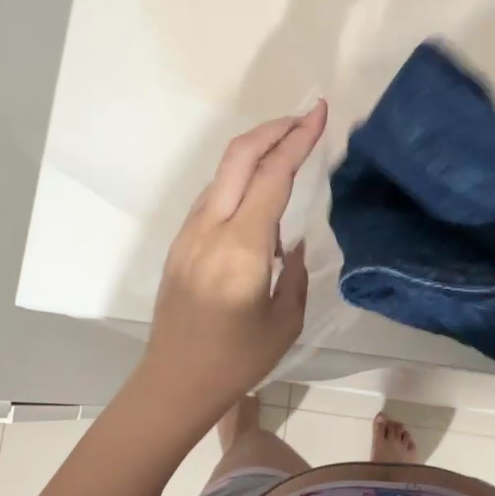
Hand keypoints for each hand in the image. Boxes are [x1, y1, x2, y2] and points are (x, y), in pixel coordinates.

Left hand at [140, 103, 326, 416]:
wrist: (175, 381)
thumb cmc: (237, 361)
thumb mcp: (285, 320)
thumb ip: (296, 272)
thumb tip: (294, 242)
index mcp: (242, 248)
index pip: (272, 176)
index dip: (298, 139)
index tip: (320, 113)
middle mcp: (211, 229)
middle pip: (239, 156)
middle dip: (274, 128)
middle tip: (305, 118)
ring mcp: (190, 234)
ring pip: (222, 173)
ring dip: (255, 151)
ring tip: (288, 149)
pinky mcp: (181, 244)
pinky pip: (213, 197)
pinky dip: (239, 179)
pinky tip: (260, 194)